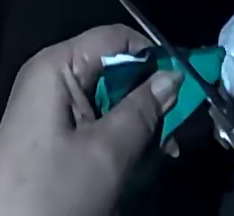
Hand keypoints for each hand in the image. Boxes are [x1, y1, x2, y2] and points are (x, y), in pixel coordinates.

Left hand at [0, 25, 180, 215]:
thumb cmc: (48, 194)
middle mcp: (53, 76)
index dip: (152, 56)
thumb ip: (143, 109)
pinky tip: (139, 157)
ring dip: (137, 118)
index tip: (185, 81)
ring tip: (164, 144)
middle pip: (114, 67)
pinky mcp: (51, 134)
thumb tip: (174, 76)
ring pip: (108, 96)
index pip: (117, 38)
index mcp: (58, 65)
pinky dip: (119, 134)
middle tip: (179, 120)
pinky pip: (95, 119)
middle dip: (148, 92)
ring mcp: (50, 106)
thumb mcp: (105, 152)